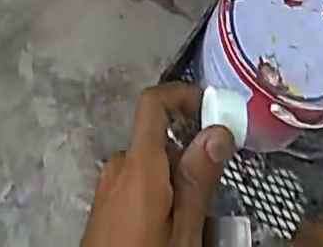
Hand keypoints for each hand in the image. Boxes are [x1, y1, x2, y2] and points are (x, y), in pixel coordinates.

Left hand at [81, 83, 234, 246]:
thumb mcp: (184, 230)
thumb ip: (198, 178)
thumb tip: (217, 129)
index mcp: (138, 162)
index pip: (152, 102)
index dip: (180, 93)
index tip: (210, 105)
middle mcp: (118, 163)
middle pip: (156, 139)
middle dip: (187, 154)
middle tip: (217, 184)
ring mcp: (108, 184)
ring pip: (149, 165)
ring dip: (174, 179)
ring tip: (199, 219)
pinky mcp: (104, 204)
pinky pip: (136, 183)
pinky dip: (158, 192)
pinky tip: (172, 228)